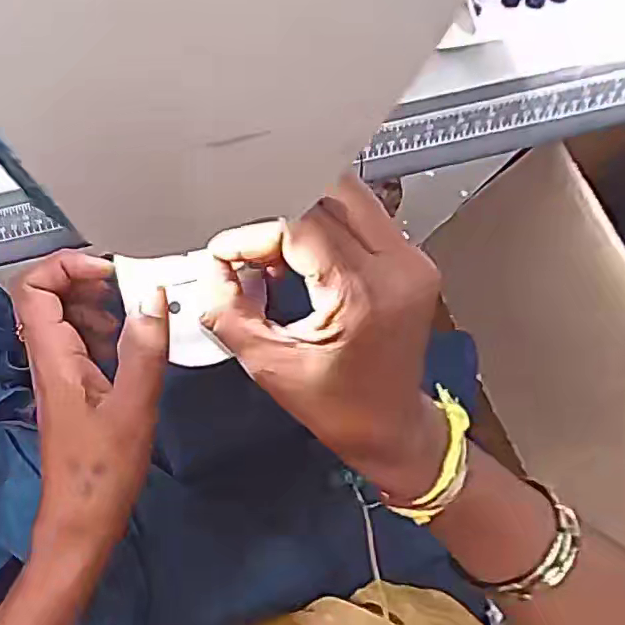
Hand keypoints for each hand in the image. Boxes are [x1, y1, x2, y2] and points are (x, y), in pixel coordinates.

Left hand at [12, 251, 169, 557]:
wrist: (81, 520)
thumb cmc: (101, 473)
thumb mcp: (132, 408)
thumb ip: (143, 350)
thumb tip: (150, 298)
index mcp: (53, 359)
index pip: (33, 288)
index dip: (65, 266)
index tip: (108, 272)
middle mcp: (49, 362)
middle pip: (48, 298)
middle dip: (87, 283)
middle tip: (127, 291)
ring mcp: (60, 376)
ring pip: (66, 320)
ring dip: (99, 308)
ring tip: (133, 319)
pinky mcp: (74, 391)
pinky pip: (82, 346)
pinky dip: (106, 334)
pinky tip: (131, 350)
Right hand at [201, 173, 448, 501]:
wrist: (391, 427)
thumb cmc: (342, 408)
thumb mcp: (269, 366)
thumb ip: (228, 314)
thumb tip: (213, 273)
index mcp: (362, 295)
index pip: (298, 227)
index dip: (251, 236)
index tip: (227, 257)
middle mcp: (398, 268)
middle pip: (327, 197)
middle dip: (276, 219)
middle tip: (251, 253)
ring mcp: (411, 261)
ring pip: (348, 198)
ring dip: (302, 217)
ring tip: (275, 257)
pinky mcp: (411, 262)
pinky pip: (362, 218)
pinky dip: (324, 228)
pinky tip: (301, 261)